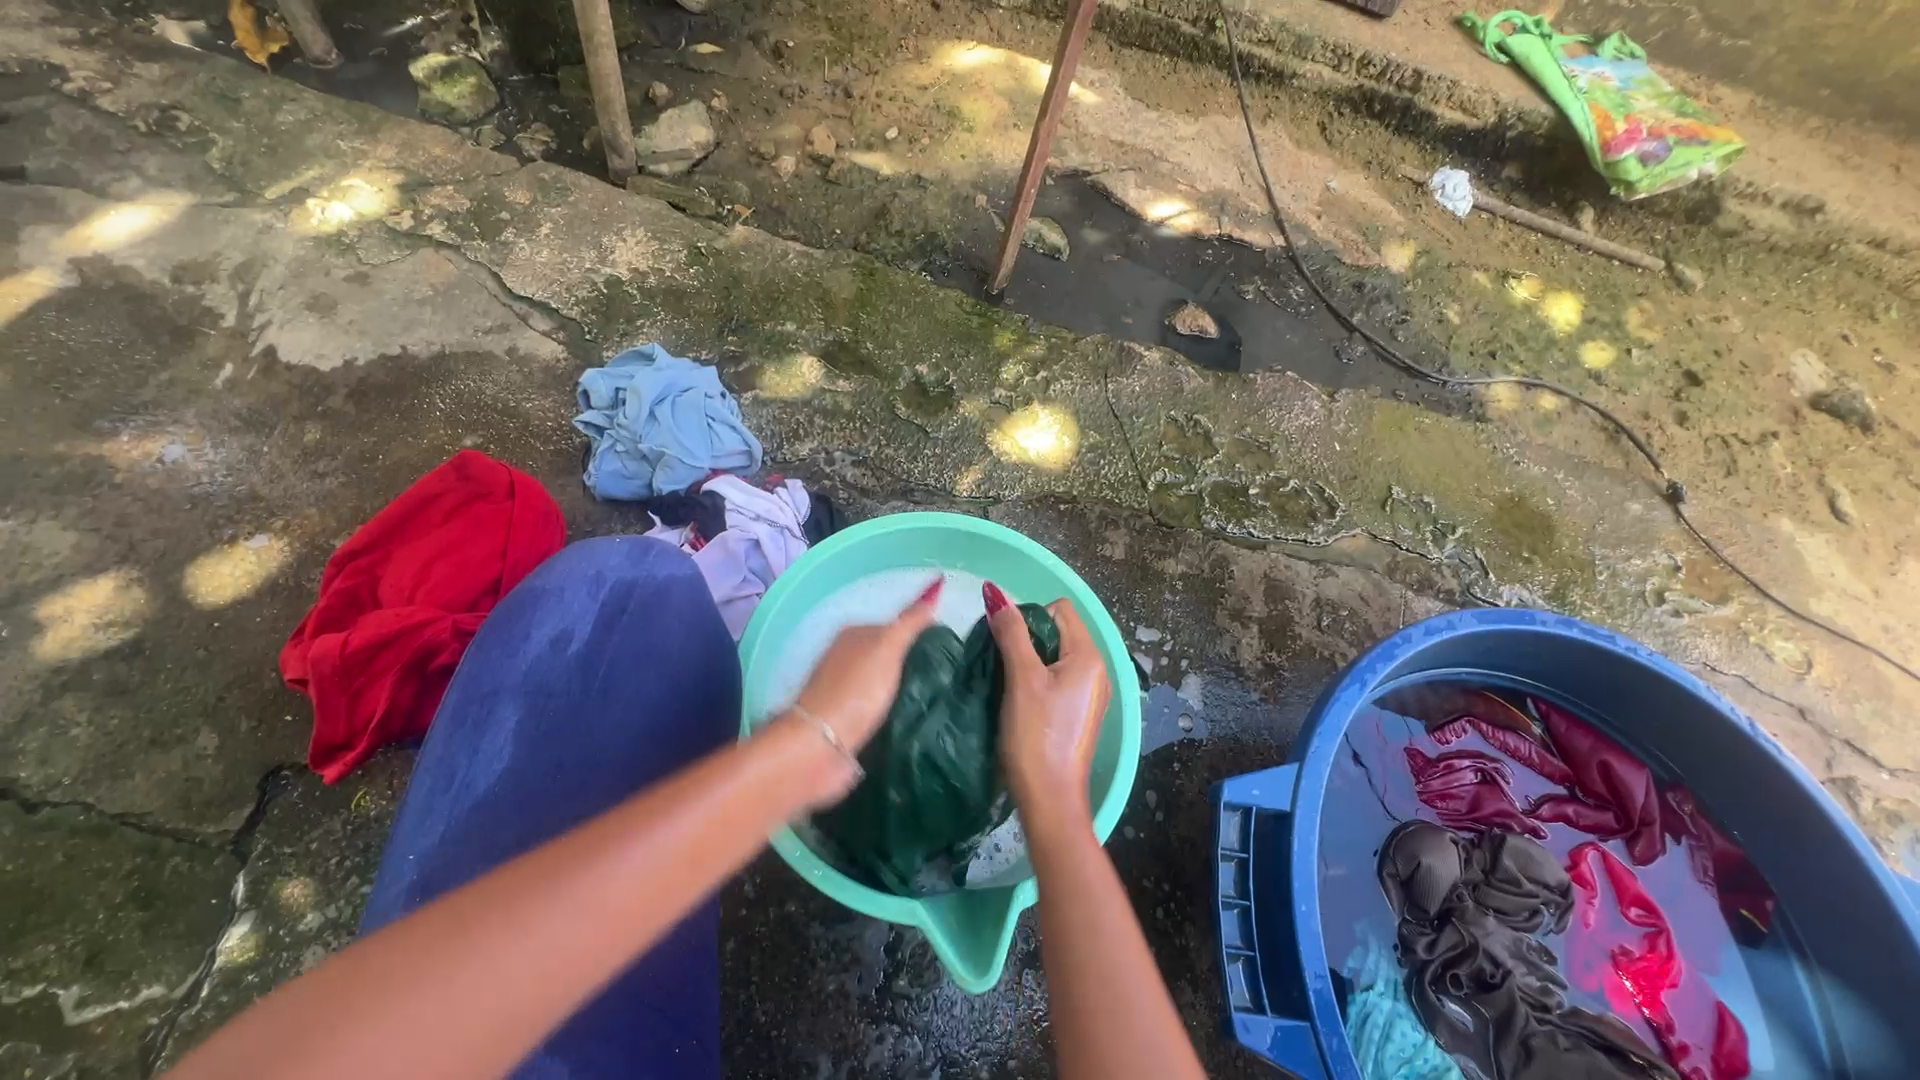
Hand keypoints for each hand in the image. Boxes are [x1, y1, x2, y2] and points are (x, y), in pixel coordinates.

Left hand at [778, 577, 941, 801]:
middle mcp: (848, 660)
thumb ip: (912, 621)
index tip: (956, 650)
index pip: (898, 626)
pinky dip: (900, 714)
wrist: (819, 747)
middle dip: (920, 666)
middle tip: (956, 677)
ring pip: (890, 686)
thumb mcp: (887, 648)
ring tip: (946, 700)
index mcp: (854, 635)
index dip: (925, 635)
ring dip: (912, 693)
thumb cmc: (855, 691)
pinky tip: (921, 720)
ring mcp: (849, 693)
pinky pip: (885, 712)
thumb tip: (938, 582)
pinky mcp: (852, 723)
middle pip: (893, 657)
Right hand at [984, 582, 1110, 827]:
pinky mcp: (1077, 713)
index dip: (1028, 617)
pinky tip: (1019, 703)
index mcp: (1090, 657)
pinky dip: (1035, 682)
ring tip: (1008, 685)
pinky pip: (1055, 680)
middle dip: (1026, 639)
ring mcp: (1089, 694)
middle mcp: (1097, 671)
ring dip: (1027, 662)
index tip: (1007, 644)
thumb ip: (1011, 633)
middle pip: (1057, 632)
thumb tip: (994, 592)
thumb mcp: (1022, 679)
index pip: (1059, 610)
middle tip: (1003, 665)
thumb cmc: (1036, 736)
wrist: (1049, 799)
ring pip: (1053, 657)